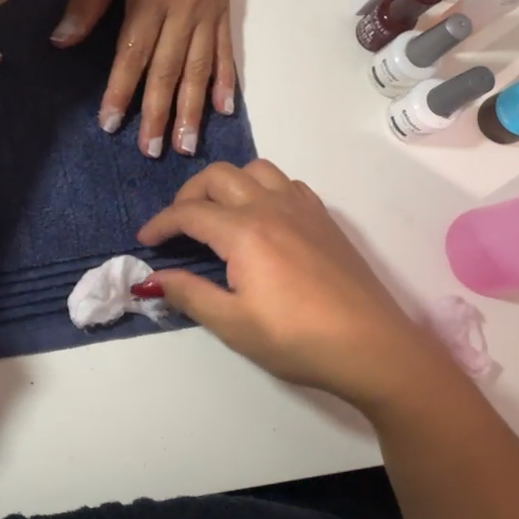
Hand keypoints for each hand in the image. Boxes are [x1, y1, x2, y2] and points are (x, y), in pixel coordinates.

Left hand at [52, 0, 237, 158]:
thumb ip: (88, 0)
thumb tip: (61, 41)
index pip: (133, 55)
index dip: (120, 91)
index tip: (110, 124)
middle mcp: (182, 12)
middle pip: (168, 71)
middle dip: (159, 113)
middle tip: (152, 151)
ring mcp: (207, 13)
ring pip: (199, 69)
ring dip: (192, 109)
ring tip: (187, 144)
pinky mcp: (224, 9)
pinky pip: (226, 51)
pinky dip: (226, 80)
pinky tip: (225, 109)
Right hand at [136, 161, 458, 408]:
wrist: (373, 348)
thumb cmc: (298, 340)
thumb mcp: (233, 325)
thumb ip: (189, 294)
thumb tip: (153, 279)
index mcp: (244, 231)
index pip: (189, 213)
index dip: (161, 224)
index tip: (144, 241)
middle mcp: (271, 206)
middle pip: (218, 177)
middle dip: (188, 195)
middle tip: (176, 226)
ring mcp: (303, 208)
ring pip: (255, 170)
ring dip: (227, 184)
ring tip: (217, 214)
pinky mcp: (325, 219)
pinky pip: (286, 183)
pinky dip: (262, 188)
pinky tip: (261, 218)